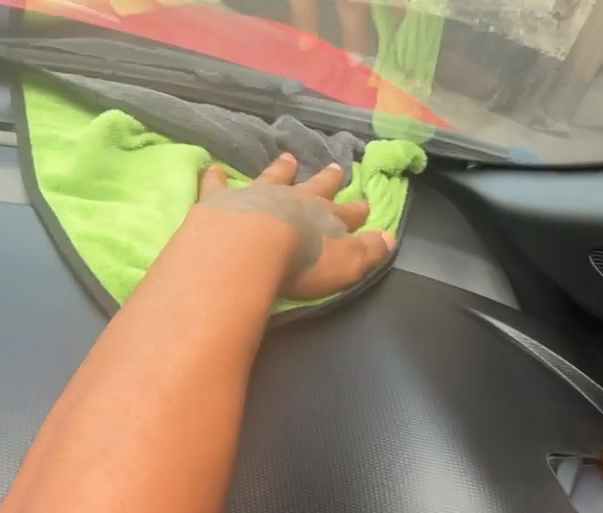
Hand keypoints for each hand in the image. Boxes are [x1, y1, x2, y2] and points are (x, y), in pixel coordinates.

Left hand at [194, 153, 394, 299]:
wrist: (248, 249)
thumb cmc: (300, 263)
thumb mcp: (346, 264)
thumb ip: (369, 252)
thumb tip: (391, 238)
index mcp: (324, 218)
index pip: (348, 213)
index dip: (358, 211)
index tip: (366, 205)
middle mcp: (293, 200)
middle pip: (315, 187)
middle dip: (327, 180)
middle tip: (335, 168)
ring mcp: (256, 196)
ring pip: (273, 177)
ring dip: (282, 169)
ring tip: (289, 158)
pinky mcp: (220, 201)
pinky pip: (217, 185)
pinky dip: (215, 176)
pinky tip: (212, 167)